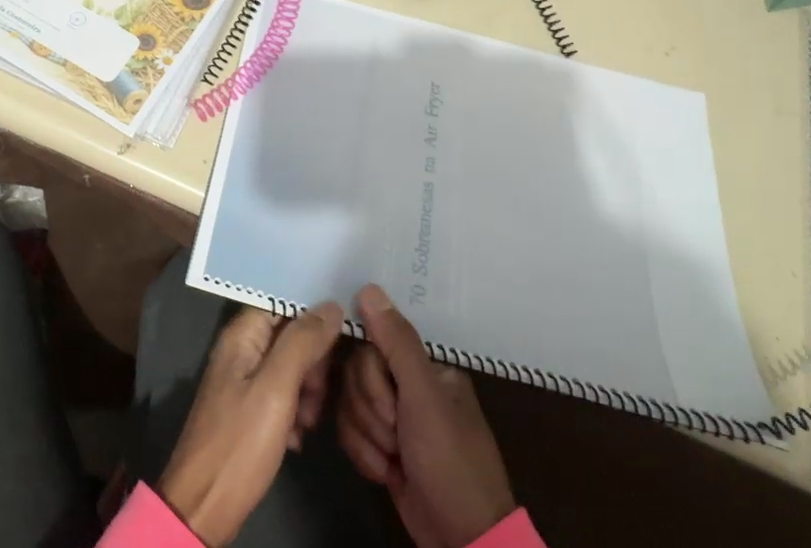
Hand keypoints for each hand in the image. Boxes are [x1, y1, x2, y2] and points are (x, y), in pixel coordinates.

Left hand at [158, 304, 343, 545]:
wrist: (207, 504)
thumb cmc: (239, 441)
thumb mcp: (276, 389)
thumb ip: (302, 343)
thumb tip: (330, 304)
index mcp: (240, 336)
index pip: (281, 301)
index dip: (312, 311)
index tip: (343, 327)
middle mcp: (241, 351)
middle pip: (290, 334)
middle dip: (313, 359)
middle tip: (317, 392)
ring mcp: (244, 382)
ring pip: (292, 367)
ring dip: (308, 390)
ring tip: (307, 420)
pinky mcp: (251, 411)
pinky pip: (285, 396)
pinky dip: (297, 412)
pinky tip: (297, 436)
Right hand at [337, 285, 515, 547]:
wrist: (461, 536)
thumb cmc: (451, 462)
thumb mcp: (425, 400)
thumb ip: (397, 344)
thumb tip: (370, 288)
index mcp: (428, 368)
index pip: (371, 347)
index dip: (372, 380)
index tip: (392, 406)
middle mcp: (410, 386)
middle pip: (356, 377)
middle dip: (371, 414)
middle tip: (397, 436)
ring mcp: (396, 417)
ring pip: (349, 405)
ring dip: (367, 438)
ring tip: (395, 460)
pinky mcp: (381, 445)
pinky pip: (349, 432)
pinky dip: (364, 455)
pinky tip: (387, 472)